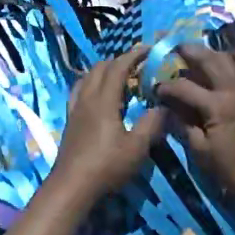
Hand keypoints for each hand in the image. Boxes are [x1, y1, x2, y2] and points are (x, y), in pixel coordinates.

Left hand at [47, 48, 165, 203]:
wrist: (72, 185)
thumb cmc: (107, 166)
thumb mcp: (137, 148)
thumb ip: (152, 124)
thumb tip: (164, 106)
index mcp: (104, 100)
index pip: (117, 67)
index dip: (133, 55)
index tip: (148, 49)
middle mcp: (87, 98)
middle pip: (100, 68)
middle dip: (119, 61)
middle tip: (138, 65)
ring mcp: (75, 108)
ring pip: (87, 77)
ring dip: (104, 71)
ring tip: (120, 77)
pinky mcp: (70, 119)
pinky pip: (79, 90)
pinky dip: (91, 83)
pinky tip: (98, 94)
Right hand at [155, 44, 234, 196]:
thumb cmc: (228, 167)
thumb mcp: (199, 149)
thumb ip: (182, 122)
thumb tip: (167, 106)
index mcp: (218, 105)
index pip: (184, 86)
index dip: (166, 86)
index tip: (154, 89)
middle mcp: (233, 90)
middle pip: (209, 59)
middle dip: (188, 51)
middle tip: (172, 48)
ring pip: (226, 59)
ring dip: (206, 54)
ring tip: (190, 54)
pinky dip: (221, 63)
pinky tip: (210, 68)